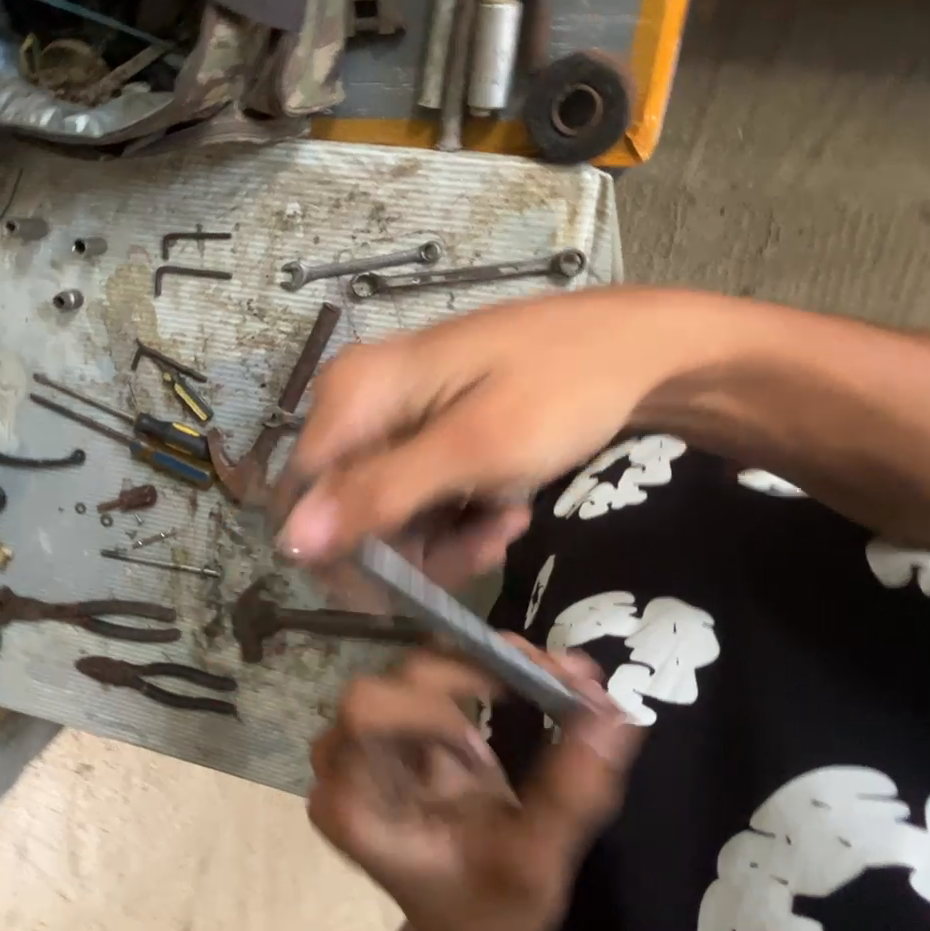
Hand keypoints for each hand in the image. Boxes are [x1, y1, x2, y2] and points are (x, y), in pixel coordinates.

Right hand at [274, 288, 723, 566]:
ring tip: (505, 521)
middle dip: (406, 548)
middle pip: (340, 511)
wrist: (639, 350)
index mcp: (352, 393)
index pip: (302, 498)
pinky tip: (503, 506)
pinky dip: (454, 518)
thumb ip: (379, 494)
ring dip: (441, 538)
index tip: (409, 580)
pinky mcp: (418, 433)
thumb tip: (289, 544)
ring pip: (379, 514)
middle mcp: (353, 404)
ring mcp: (386, 418)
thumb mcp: (475, 448)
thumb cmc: (562, 387)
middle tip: (481, 547)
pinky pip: (410, 498)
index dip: (344, 552)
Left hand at [309, 643, 640, 930]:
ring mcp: (375, 740)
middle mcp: (349, 761)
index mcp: (354, 804)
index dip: (432, 698)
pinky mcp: (404, 726)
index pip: (366, 715)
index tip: (505, 706)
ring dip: (493, 664)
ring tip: (562, 678)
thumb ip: (568, 798)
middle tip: (558, 678)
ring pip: (423, 669)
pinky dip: (494, 672)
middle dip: (477, 669)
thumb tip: (614, 715)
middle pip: (397, 682)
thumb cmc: (486, 915)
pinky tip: (544, 682)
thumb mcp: (533, 870)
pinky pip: (441, 679)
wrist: (468, 927)